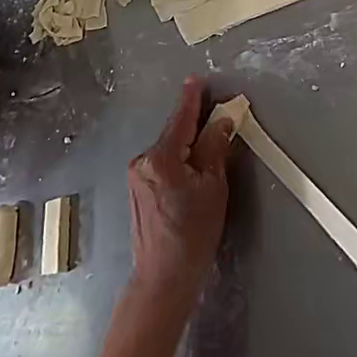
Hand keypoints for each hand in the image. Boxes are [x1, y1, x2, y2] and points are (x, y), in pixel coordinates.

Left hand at [126, 77, 235, 298]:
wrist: (163, 277)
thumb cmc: (194, 234)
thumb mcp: (213, 188)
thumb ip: (215, 147)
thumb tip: (221, 120)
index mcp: (162, 158)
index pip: (181, 119)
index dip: (192, 98)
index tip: (196, 79)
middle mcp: (143, 160)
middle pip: (175, 133)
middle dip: (195, 125)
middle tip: (218, 117)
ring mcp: (136, 174)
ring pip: (168, 148)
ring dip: (187, 145)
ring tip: (209, 153)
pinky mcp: (136, 187)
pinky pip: (161, 162)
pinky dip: (177, 159)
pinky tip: (191, 171)